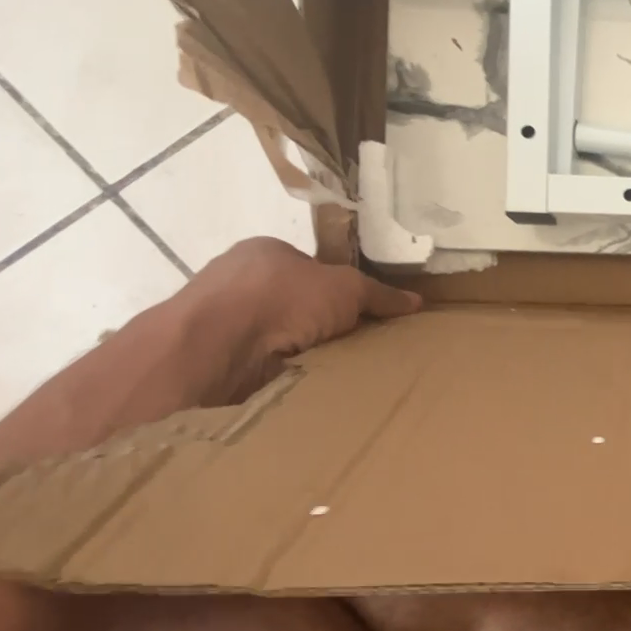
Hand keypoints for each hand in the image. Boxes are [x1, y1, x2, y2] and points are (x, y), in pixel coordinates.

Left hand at [178, 238, 421, 402]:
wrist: (215, 346)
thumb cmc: (281, 298)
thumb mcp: (348, 288)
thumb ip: (380, 294)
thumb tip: (415, 301)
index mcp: (265, 252)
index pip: (312, 268)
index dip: (342, 290)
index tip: (365, 314)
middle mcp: (239, 279)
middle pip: (299, 302)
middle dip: (327, 322)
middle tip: (360, 342)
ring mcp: (223, 317)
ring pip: (283, 333)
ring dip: (308, 348)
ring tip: (339, 366)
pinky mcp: (215, 353)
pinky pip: (266, 359)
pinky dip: (288, 369)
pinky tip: (307, 379)